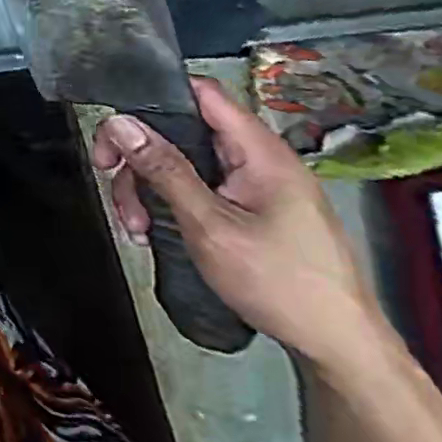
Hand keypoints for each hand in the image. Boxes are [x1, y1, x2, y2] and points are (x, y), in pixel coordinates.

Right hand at [93, 77, 384, 366]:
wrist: (335, 347)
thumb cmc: (278, 281)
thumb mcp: (209, 223)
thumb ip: (164, 169)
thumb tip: (118, 122)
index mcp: (261, 156)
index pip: (204, 96)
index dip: (156, 94)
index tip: (113, 118)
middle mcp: (256, 163)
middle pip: (177, 133)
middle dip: (136, 155)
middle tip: (106, 173)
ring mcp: (250, 188)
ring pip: (175, 165)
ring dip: (143, 189)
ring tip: (134, 225)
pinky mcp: (243, 209)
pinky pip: (190, 190)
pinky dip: (162, 205)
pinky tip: (149, 231)